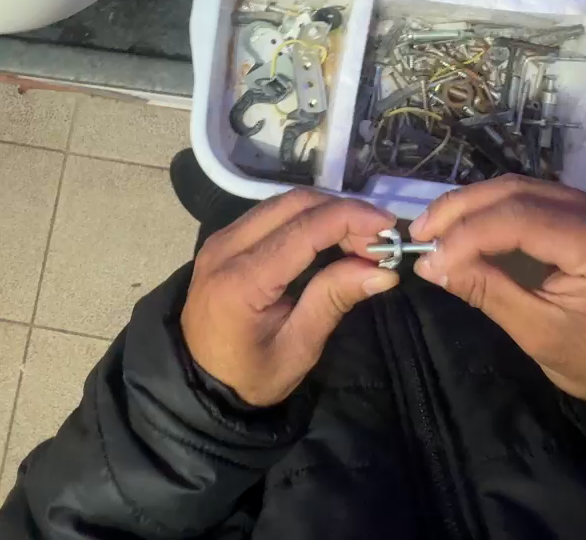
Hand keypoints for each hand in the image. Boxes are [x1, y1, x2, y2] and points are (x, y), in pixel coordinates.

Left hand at [182, 189, 398, 405]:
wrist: (197, 383)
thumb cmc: (249, 375)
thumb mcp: (298, 348)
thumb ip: (333, 300)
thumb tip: (382, 271)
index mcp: (242, 279)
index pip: (304, 229)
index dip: (350, 219)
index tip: (388, 227)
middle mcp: (226, 246)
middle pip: (294, 204)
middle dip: (343, 211)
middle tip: (378, 239)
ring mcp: (222, 238)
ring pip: (283, 202)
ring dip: (326, 210)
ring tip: (360, 238)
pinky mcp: (225, 237)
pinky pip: (271, 212)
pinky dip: (307, 216)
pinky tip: (330, 236)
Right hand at [409, 176, 585, 404]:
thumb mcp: (541, 334)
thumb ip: (487, 291)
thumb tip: (429, 264)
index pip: (521, 218)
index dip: (467, 232)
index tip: (428, 254)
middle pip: (517, 191)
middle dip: (462, 208)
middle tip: (419, 232)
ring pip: (520, 187)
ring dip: (473, 204)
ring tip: (434, 228)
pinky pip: (532, 197)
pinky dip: (493, 209)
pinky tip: (466, 224)